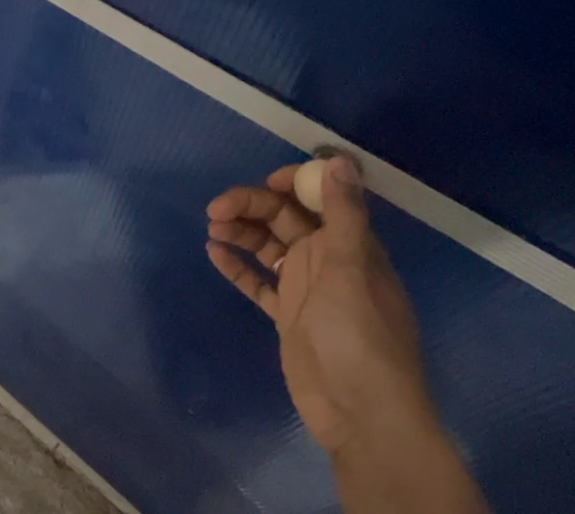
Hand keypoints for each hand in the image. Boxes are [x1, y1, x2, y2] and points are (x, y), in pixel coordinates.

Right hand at [206, 156, 436, 453]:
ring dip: (240, 231)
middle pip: (284, 218)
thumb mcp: (351, 270)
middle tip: (214, 210)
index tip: (262, 183)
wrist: (362, 415)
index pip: (318, 198)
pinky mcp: (287, 316)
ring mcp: (305, 289)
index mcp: (349, 245)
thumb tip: (339, 160)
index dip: (291, 184)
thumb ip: (343, 214)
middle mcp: (328, 260)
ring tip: (212, 229)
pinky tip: (214, 254)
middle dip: (251, 206)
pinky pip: (258, 281)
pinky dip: (237, 266)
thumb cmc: (359, 337)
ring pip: (267, 246)